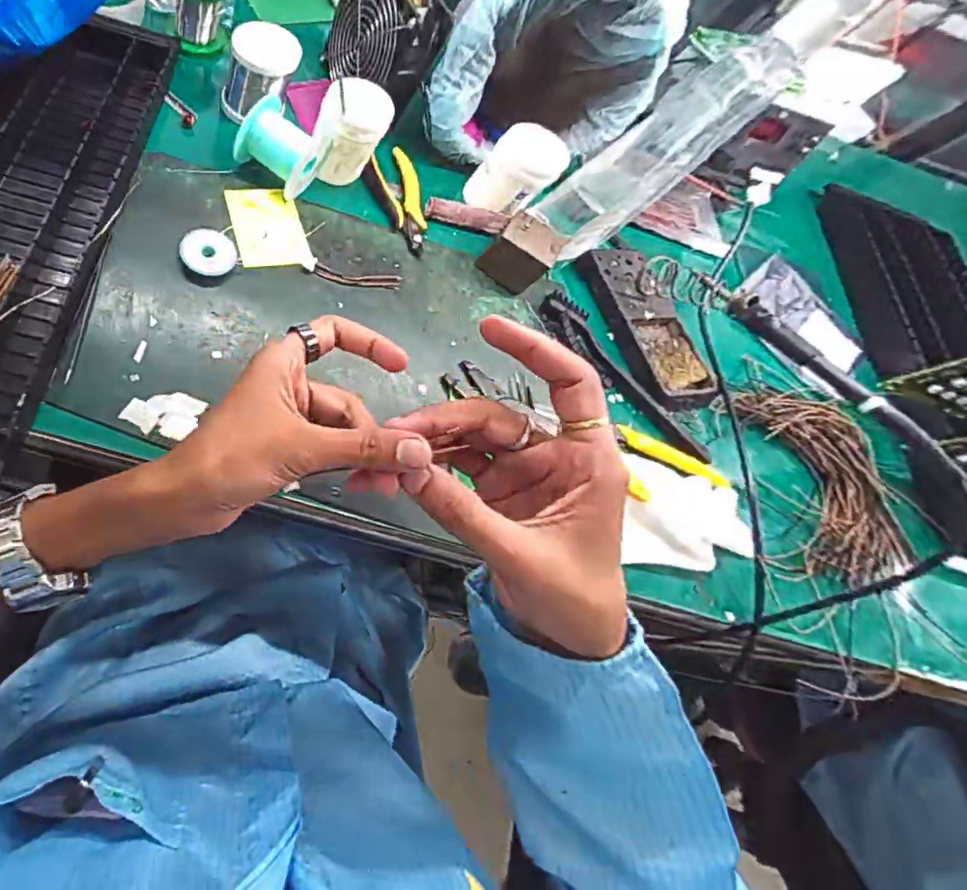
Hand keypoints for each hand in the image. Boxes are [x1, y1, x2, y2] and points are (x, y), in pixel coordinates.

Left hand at [151, 315, 434, 539]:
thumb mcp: (302, 447)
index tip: (400, 365)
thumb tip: (417, 448)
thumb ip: (362, 448)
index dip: (368, 342)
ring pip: (338, 429)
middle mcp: (285, 384)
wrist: (190, 497)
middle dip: (370, 434)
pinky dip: (344, 462)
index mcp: (282, 364)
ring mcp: (284, 418)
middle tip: (394, 471)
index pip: (330, 334)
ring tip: (381, 485)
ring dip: (361, 454)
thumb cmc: (235, 455)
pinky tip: (361, 483)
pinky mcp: (283, 447)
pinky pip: (325, 447)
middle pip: (344, 400)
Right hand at [386, 315, 630, 658]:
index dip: (535, 352)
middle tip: (394, 434)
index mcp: (583, 460)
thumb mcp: (518, 554)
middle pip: (490, 415)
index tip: (489, 329)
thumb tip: (410, 468)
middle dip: (439, 421)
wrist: (564, 637)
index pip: (570, 386)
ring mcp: (516, 471)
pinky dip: (421, 466)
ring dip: (422, 444)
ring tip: (383, 456)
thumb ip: (461, 510)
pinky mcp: (491, 488)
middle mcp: (549, 455)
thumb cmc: (572, 598)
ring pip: (463, 437)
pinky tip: (392, 472)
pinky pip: (450, 464)